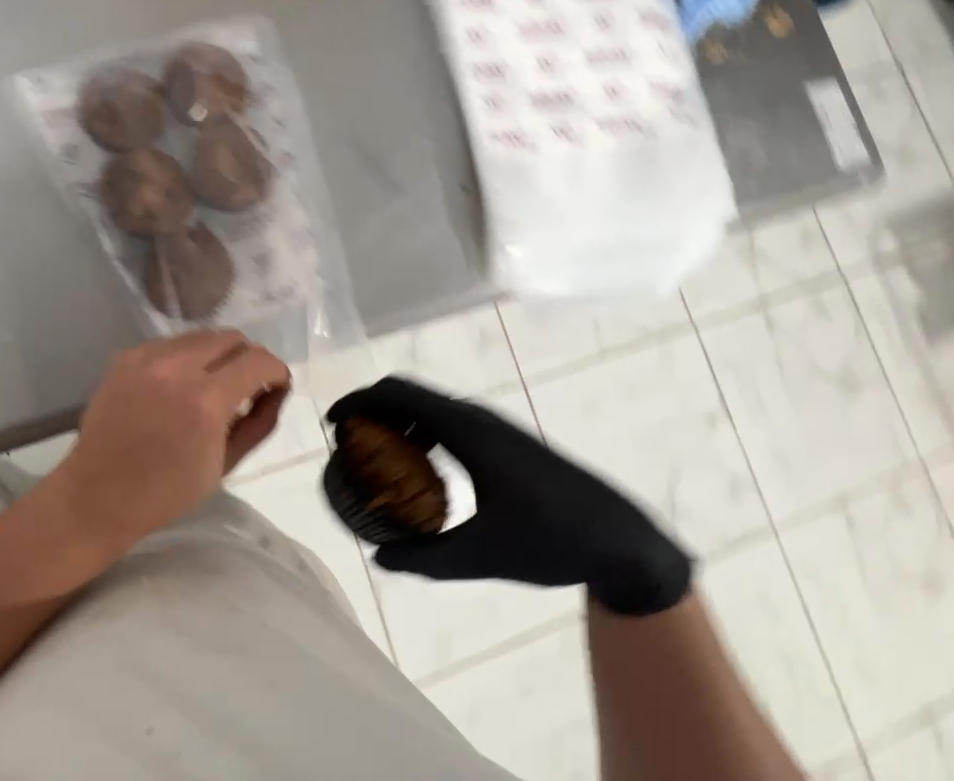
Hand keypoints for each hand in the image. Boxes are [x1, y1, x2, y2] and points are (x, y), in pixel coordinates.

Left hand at [52, 331, 289, 552]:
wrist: (99, 494)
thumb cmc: (167, 491)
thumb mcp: (225, 464)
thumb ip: (259, 423)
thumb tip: (277, 393)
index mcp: (206, 401)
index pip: (258, 361)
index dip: (277, 371)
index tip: (276, 387)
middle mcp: (177, 368)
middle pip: (232, 338)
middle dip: (247, 360)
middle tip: (244, 388)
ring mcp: (147, 358)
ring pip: (200, 336)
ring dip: (216, 356)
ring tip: (210, 387)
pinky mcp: (127, 357)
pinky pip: (170, 344)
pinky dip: (185, 359)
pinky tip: (177, 387)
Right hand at [330, 378, 690, 617]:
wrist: (621, 540)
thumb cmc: (551, 542)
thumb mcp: (481, 557)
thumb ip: (425, 559)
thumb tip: (379, 557)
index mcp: (468, 432)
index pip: (399, 395)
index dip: (359, 402)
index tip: (332, 424)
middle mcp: (478, 418)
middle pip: (410, 394)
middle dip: (371, 411)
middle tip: (347, 445)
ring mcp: (494, 426)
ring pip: (431, 407)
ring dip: (396, 421)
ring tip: (375, 458)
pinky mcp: (505, 440)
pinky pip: (449, 420)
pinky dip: (421, 432)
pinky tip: (420, 471)